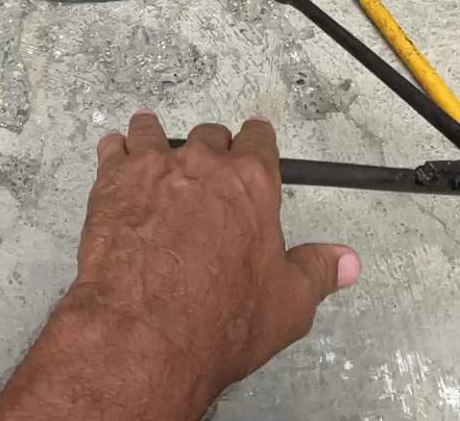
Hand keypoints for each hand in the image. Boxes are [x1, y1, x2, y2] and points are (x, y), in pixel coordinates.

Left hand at [66, 113, 360, 408]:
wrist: (146, 329)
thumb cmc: (217, 319)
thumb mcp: (287, 304)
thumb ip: (318, 271)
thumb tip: (346, 260)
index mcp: (250, 182)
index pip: (259, 139)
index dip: (257, 141)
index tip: (254, 141)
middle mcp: (202, 162)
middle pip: (209, 134)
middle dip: (210, 148)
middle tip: (206, 168)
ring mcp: (154, 166)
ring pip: (154, 131)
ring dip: (155, 137)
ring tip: (151, 144)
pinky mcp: (113, 178)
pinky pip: (113, 146)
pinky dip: (116, 150)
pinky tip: (116, 158)